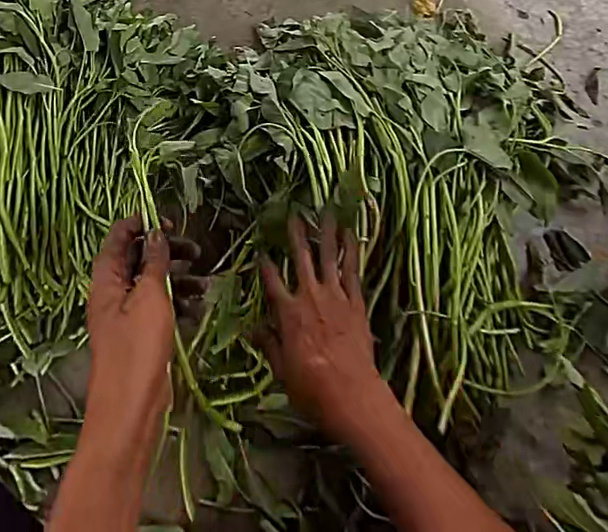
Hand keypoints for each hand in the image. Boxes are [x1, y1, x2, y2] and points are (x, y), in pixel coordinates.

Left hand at [84, 216, 181, 446]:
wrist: (131, 408)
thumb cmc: (137, 346)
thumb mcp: (150, 295)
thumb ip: (154, 260)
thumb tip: (156, 232)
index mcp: (106, 278)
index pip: (119, 236)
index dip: (142, 223)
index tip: (170, 221)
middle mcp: (112, 292)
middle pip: (138, 257)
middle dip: (167, 251)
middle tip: (195, 252)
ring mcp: (126, 314)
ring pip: (152, 282)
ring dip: (177, 278)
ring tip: (204, 283)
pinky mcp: (140, 333)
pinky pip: (159, 306)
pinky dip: (177, 302)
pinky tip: (197, 307)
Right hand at [257, 214, 393, 442]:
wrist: (352, 394)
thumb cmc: (312, 388)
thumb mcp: (281, 371)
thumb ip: (269, 345)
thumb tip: (252, 330)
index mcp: (288, 313)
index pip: (271, 281)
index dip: (265, 265)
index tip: (260, 250)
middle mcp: (309, 296)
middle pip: (300, 258)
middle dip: (296, 234)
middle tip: (293, 213)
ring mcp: (334, 296)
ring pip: (328, 256)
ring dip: (326, 232)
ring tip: (326, 212)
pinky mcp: (355, 302)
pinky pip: (352, 270)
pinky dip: (351, 250)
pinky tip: (351, 234)